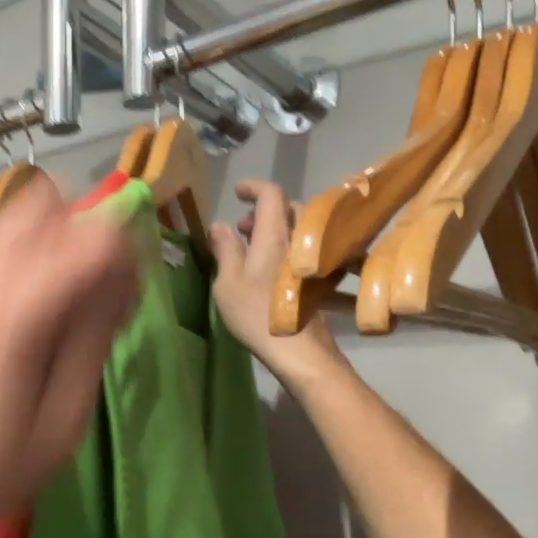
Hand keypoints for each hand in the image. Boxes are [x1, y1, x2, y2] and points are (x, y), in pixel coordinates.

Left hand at [0, 174, 138, 537]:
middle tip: (92, 302)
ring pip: (15, 218)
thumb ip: (93, 336)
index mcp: (19, 304)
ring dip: (49, 245)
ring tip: (54, 316)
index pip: (96, 234)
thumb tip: (122, 277)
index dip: (126, 260)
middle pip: (50, 203)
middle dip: (84, 238)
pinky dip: (16, 260)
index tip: (127, 310)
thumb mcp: (61, 421)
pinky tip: (16, 321)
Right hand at [207, 180, 344, 384]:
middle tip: (239, 227)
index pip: (271, 194)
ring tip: (250, 247)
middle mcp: (297, 240)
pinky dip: (285, 246)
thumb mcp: (228, 283)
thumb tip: (220, 226)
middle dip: (262, 211)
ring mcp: (311, 259)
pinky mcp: (317, 276)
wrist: (298, 349)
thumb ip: (225, 250)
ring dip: (274, 228)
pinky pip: (303, 248)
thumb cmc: (256, 314)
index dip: (254, 188)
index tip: (237, 192)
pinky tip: (268, 267)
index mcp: (274, 236)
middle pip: (287, 209)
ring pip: (297, 228)